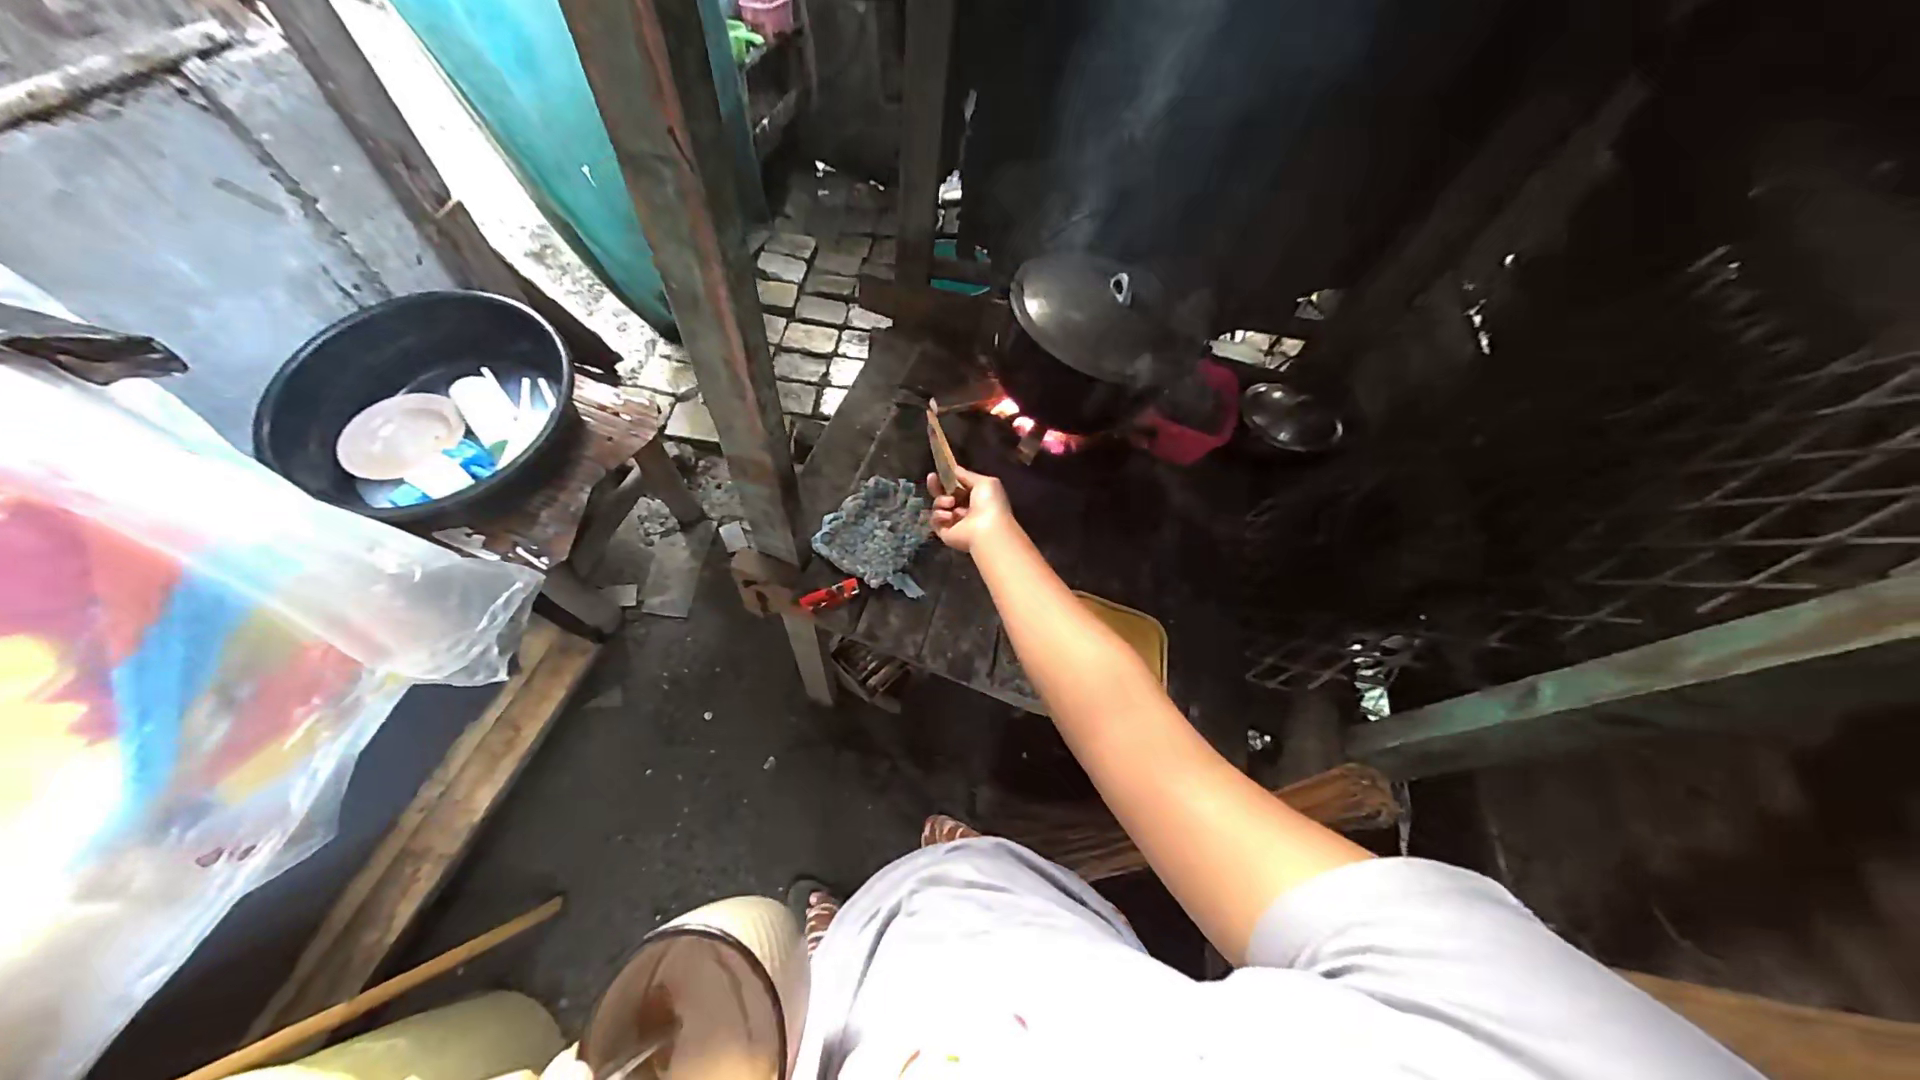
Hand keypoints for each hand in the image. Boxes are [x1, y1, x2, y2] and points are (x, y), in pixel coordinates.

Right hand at [927, 465, 1015, 553]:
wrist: (988, 529)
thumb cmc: (989, 504)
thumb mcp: (984, 482)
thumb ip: (967, 475)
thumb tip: (955, 469)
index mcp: (975, 498)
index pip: (956, 487)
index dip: (948, 479)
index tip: (940, 472)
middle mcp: (964, 510)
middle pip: (944, 495)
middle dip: (936, 486)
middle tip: (931, 478)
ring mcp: (953, 522)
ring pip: (938, 506)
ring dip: (941, 501)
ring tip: (951, 503)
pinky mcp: (945, 532)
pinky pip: (934, 520)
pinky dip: (940, 516)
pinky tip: (949, 517)